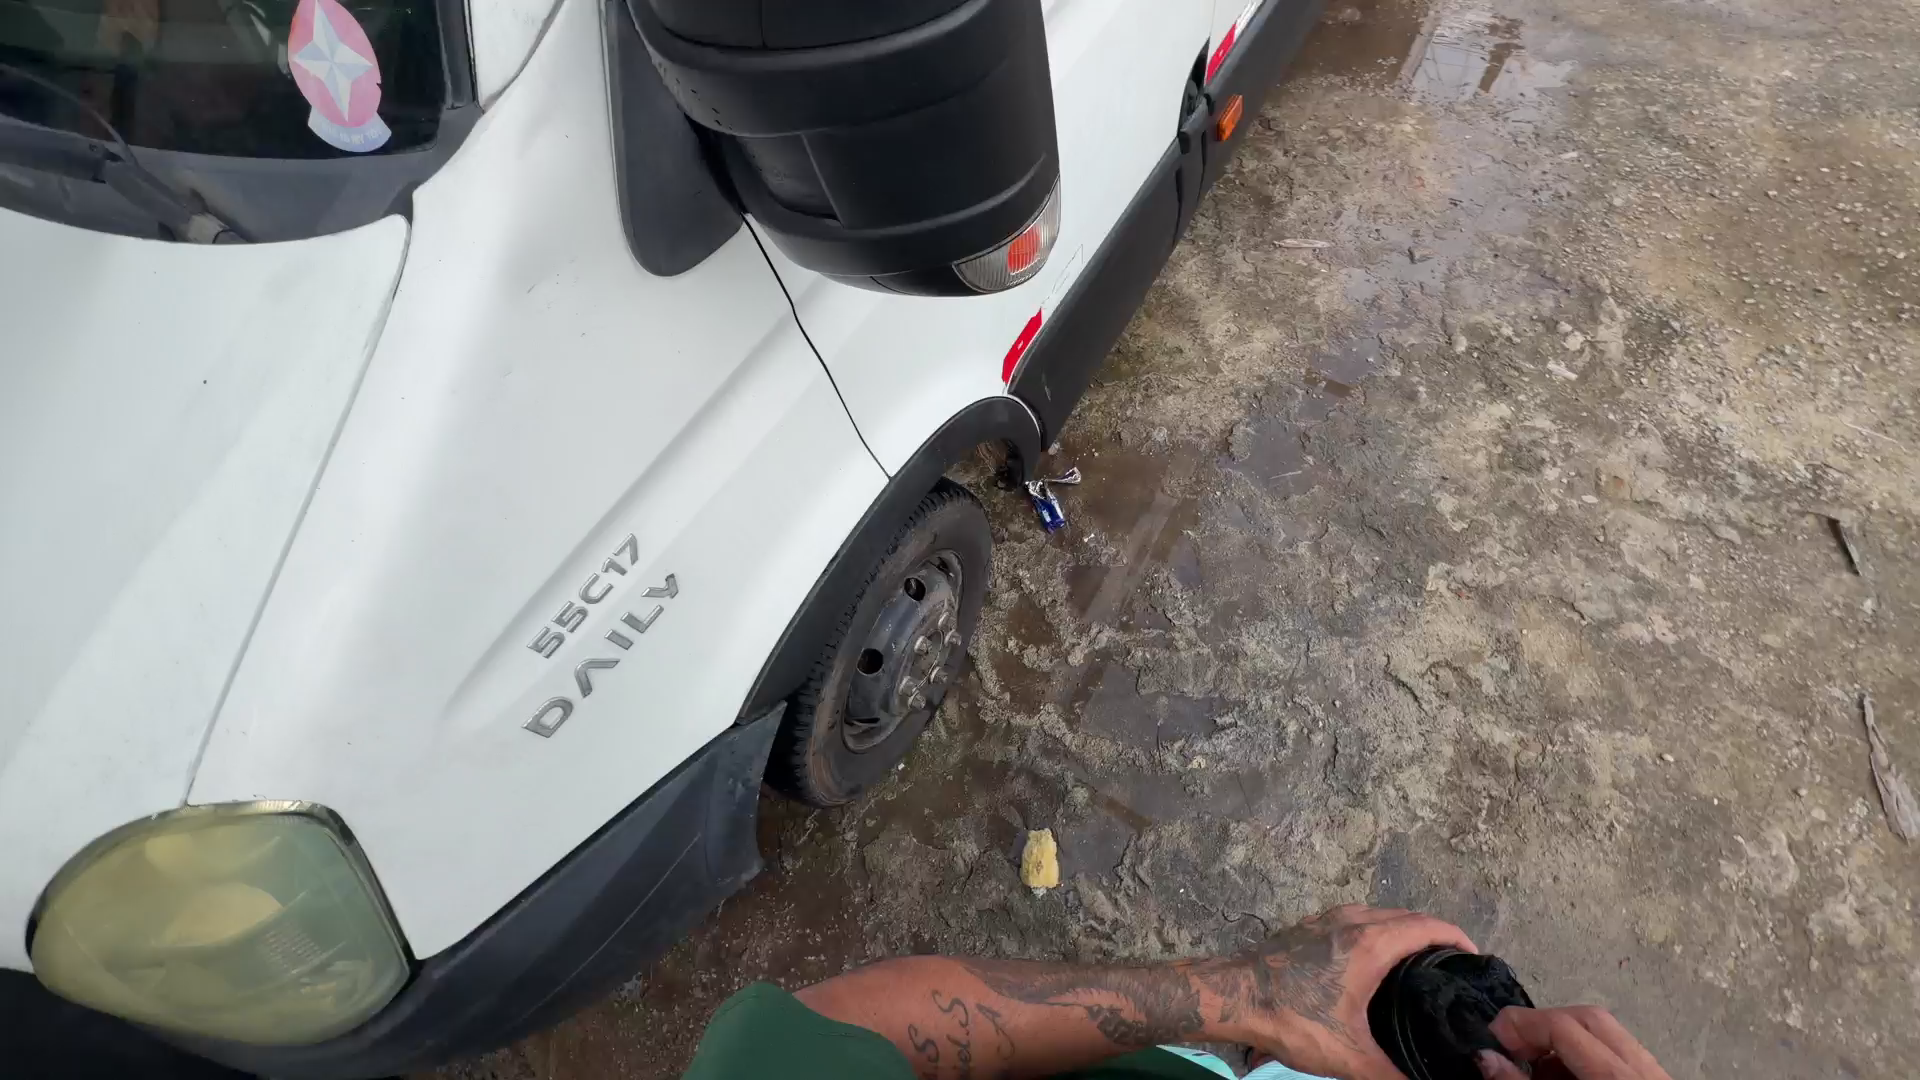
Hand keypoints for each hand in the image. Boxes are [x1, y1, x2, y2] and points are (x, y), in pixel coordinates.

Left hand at [1200, 904, 1476, 1079]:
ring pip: (1379, 914)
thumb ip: (1396, 1077)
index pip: (1426, 926)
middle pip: (1406, 916)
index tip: (1479, 965)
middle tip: (1458, 974)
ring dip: (1405, 931)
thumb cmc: (1292, 1018)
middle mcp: (1350, 920)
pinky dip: (1379, 930)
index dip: (1458, 940)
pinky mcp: (1309, 925)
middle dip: (1436, 937)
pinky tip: (1380, 963)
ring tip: (1425, 969)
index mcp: (1368, 943)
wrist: (1235, 994)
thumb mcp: (1352, 1057)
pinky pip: (1357, 918)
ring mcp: (1326, 918)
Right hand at [1476, 1006, 1672, 1079]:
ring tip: (1539, 1066)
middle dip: (1545, 1023)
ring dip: (1564, 1039)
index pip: (1565, 1026)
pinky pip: (1622, 1055)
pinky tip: (1567, 1077)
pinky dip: (1588, 1057)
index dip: (1521, 1024)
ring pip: (1608, 1034)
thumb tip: (1484, 1057)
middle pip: (1590, 1018)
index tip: (1494, 1041)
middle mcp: (1649, 1072)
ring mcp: (1660, 1077)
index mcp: (1622, 1078)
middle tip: (1516, 1047)